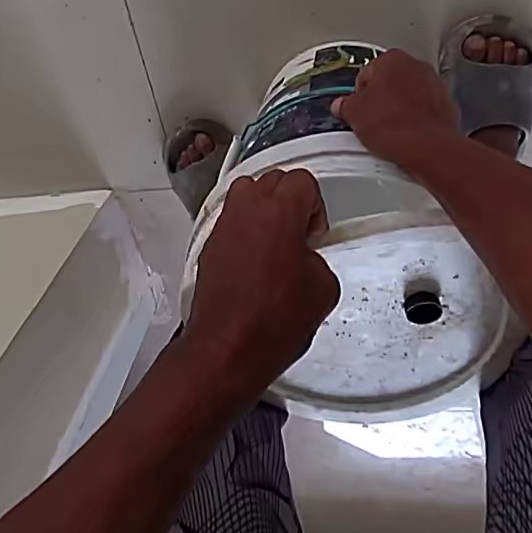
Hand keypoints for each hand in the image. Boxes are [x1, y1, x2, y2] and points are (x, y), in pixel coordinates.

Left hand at [183, 169, 339, 392]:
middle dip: (291, 202)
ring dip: (265, 209)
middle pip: (274, 180)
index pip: (303, 181)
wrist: (226, 352)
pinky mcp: (209, 247)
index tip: (315, 234)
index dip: (316, 207)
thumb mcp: (323, 287)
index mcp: (280, 211)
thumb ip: (319, 258)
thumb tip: (308, 260)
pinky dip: (246, 230)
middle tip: (300, 235)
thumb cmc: (271, 321)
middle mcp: (247, 211)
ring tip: (276, 242)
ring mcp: (224, 227)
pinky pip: (232, 221)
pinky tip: (256, 262)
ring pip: (247, 194)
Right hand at [331, 49, 463, 166]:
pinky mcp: (447, 104)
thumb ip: (346, 104)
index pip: (367, 73)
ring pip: (411, 93)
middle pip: (391, 80)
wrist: (427, 147)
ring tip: (392, 128)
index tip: (358, 107)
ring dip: (401, 107)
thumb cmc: (394, 125)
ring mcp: (435, 84)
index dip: (360, 93)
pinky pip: (426, 108)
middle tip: (373, 118)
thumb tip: (343, 106)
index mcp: (392, 59)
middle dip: (383, 97)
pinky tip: (409, 133)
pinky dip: (418, 118)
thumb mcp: (354, 114)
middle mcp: (416, 66)